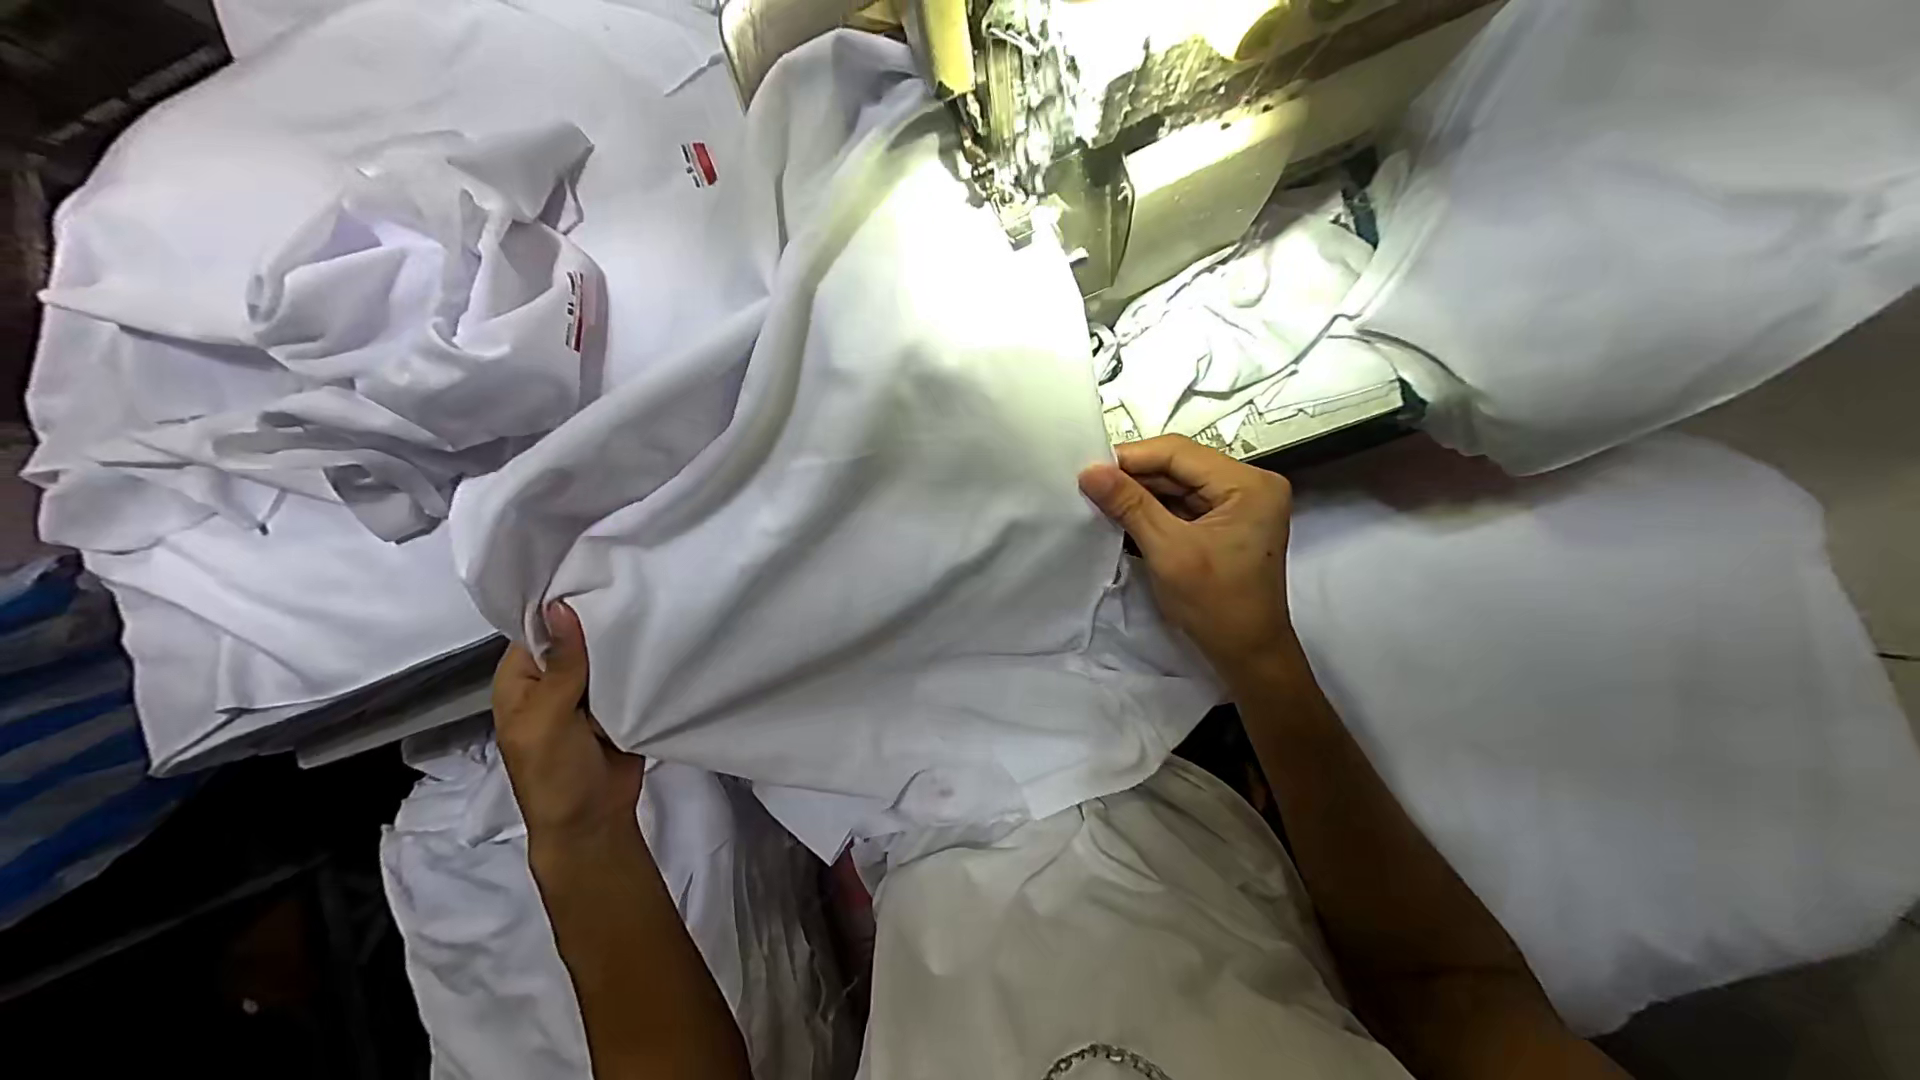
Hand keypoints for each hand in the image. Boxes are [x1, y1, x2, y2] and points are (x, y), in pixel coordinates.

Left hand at [493, 600, 644, 842]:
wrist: (593, 821)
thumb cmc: (553, 774)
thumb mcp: (548, 719)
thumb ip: (561, 666)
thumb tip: (561, 607)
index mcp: (521, 680)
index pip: (538, 628)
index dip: (563, 602)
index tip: (596, 570)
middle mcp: (552, 680)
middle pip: (576, 636)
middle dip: (600, 616)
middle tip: (635, 579)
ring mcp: (587, 692)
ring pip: (605, 653)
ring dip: (624, 637)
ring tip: (655, 599)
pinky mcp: (618, 702)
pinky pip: (628, 673)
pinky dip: (641, 660)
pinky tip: (663, 635)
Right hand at [1078, 434, 1295, 681]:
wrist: (1248, 654)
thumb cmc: (1216, 605)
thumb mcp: (1167, 550)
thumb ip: (1128, 505)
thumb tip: (1089, 471)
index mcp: (1248, 484)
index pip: (1179, 453)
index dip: (1131, 458)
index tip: (1089, 467)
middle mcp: (1249, 485)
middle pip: (1179, 466)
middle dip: (1134, 476)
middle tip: (1089, 484)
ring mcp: (1239, 504)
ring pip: (1178, 485)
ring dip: (1140, 493)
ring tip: (1099, 497)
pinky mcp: (1225, 522)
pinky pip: (1183, 504)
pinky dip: (1153, 509)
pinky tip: (1122, 513)